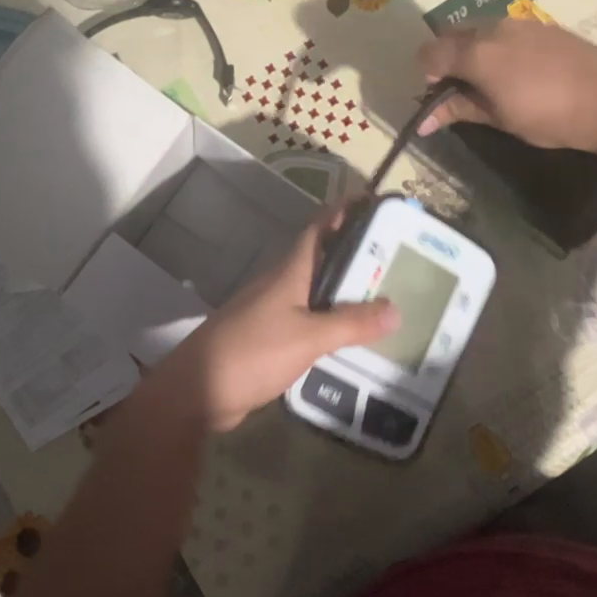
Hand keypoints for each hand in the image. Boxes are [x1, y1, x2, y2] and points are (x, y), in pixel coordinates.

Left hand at [152, 207, 397, 431]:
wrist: (197, 392)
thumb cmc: (252, 352)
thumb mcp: (308, 337)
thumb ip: (351, 323)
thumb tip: (396, 309)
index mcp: (289, 271)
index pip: (320, 228)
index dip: (345, 211)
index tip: (376, 203)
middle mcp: (281, 285)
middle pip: (323, 260)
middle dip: (357, 255)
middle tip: (399, 259)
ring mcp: (272, 312)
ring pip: (317, 293)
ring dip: (347, 292)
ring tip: (387, 298)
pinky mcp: (269, 339)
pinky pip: (309, 323)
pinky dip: (332, 324)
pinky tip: (354, 338)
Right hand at [417, 18, 596, 153]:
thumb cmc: (548, 116)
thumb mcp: (499, 118)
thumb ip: (459, 109)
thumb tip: (423, 121)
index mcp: (477, 52)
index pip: (431, 53)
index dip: (426, 75)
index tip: (437, 96)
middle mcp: (493, 28)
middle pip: (452, 35)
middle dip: (446, 59)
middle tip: (459, 89)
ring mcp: (520, 23)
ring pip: (479, 30)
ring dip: (472, 51)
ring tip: (488, 82)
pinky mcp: (542, 26)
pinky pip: (505, 31)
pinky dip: (496, 47)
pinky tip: (516, 72)